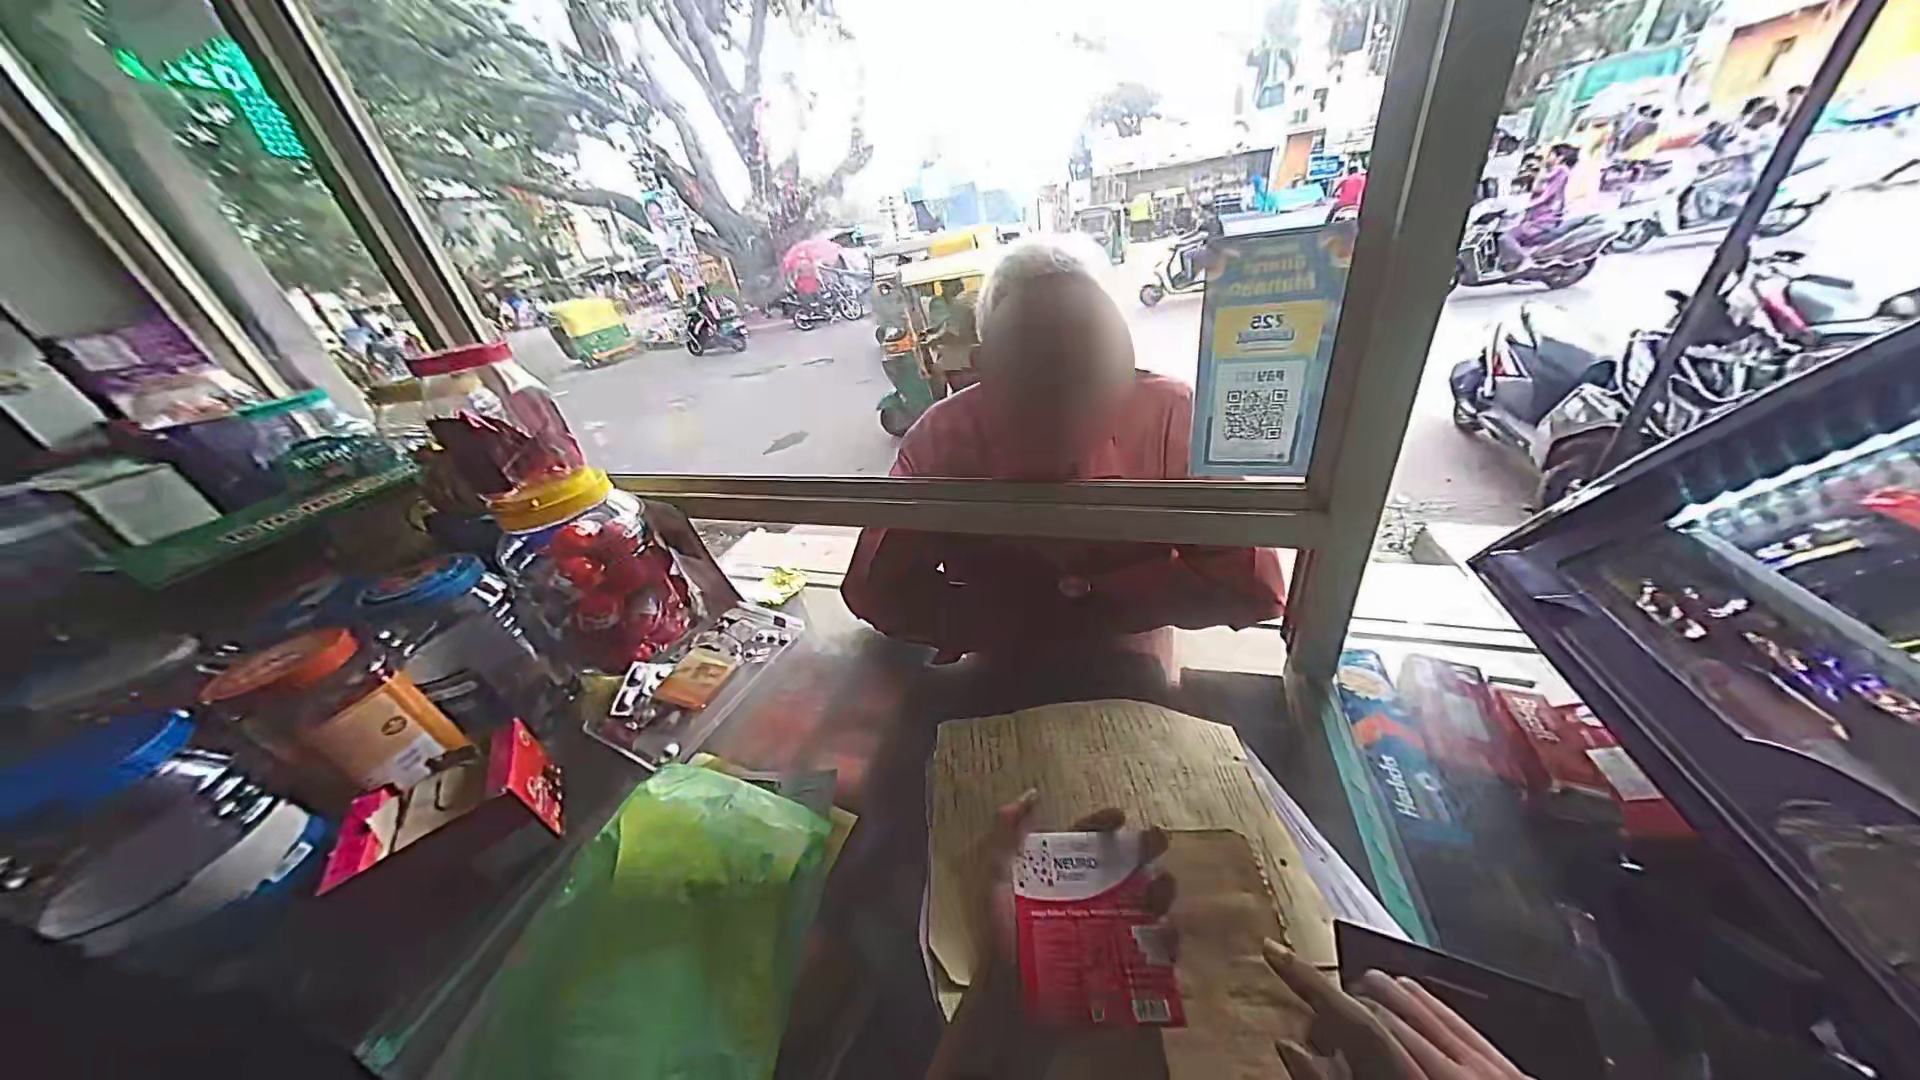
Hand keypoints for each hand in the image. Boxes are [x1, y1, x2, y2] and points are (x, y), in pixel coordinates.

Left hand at [969, 792, 1171, 981]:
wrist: (1010, 1004)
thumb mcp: (998, 879)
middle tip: (1156, 843)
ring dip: (1161, 894)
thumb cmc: (1004, 938)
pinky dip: (1167, 945)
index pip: (1090, 838)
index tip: (1119, 816)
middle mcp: (1094, 896)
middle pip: (1127, 867)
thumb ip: (1007, 834)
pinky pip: (1156, 955)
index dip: (1104, 823)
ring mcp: (1112, 932)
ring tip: (1160, 892)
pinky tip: (1165, 936)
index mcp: (1067, 873)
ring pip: (1148, 906)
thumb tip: (1031, 793)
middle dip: (1146, 852)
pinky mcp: (1125, 969)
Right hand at [1263, 940, 1530, 1079]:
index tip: (1272, 951)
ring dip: (1369, 1001)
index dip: (1305, 978)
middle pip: (1371, 1001)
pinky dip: (1407, 1003)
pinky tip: (1397, 1027)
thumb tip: (1289, 1047)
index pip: (1351, 1015)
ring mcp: (1487, 1065)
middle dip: (1337, 1009)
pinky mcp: (1505, 1064)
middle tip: (1323, 1043)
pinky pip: (1440, 1006)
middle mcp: (1455, 1070)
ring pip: (1403, 992)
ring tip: (1361, 1037)